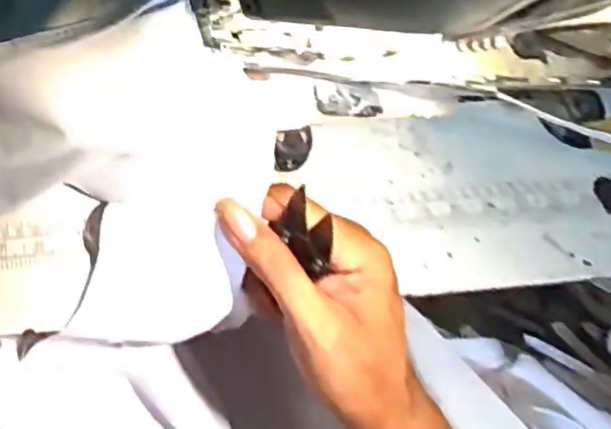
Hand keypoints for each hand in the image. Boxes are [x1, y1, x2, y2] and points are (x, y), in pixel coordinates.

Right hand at [217, 185, 446, 428]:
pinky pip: (283, 256)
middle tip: (260, 285)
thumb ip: (271, 261)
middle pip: (283, 218)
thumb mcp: (309, 317)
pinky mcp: (324, 275)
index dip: (260, 218)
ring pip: (278, 238)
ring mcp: (337, 260)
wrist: (381, 420)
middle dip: (260, 248)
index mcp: (356, 245)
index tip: (243, 250)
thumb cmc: (355, 373)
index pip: (291, 203)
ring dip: (263, 267)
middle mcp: (348, 243)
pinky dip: (270, 277)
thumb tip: (230, 208)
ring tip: (269, 300)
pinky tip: (275, 304)